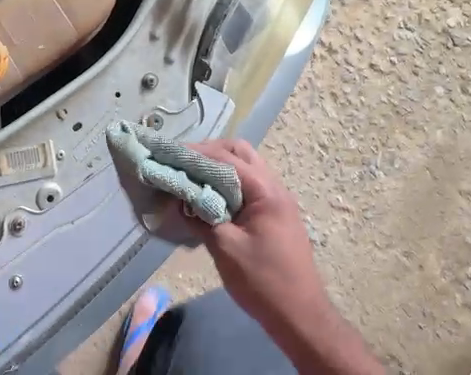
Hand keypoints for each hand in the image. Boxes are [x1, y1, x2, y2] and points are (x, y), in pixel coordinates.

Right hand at [180, 140, 384, 374]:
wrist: (301, 318)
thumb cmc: (264, 282)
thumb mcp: (225, 248)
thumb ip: (200, 217)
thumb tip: (179, 198)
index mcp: (266, 192)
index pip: (227, 158)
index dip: (197, 154)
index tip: (170, 155)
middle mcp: (275, 189)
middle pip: (240, 153)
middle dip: (210, 152)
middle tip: (182, 163)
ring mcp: (277, 202)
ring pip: (245, 168)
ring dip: (219, 167)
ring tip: (192, 177)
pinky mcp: (274, 216)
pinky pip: (248, 186)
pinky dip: (228, 183)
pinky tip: (210, 196)